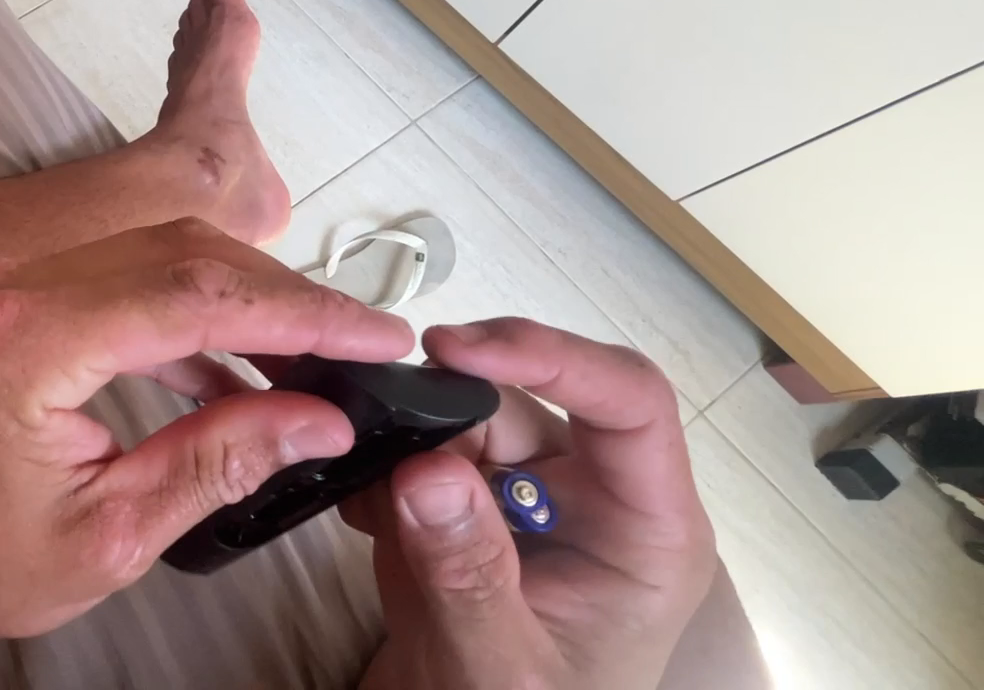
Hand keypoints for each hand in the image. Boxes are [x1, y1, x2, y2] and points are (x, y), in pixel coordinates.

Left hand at [0, 217, 413, 650]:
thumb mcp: (113, 531)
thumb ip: (219, 461)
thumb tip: (320, 419)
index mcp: (28, 342)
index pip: (191, 295)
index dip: (296, 312)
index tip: (375, 335)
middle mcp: (18, 288)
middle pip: (181, 256)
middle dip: (282, 296)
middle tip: (358, 340)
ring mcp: (19, 284)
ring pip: (160, 255)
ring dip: (242, 299)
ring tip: (311, 355)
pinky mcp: (28, 298)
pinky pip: (129, 281)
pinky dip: (192, 315)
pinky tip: (234, 368)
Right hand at [344, 318, 717, 689]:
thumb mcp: (499, 667)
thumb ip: (468, 575)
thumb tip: (427, 468)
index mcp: (642, 523)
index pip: (628, 400)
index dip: (548, 356)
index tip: (450, 350)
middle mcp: (587, 483)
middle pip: (515, 397)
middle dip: (440, 418)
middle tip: (378, 459)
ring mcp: (522, 477)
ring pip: (455, 411)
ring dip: (400, 447)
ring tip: (371, 517)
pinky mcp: (468, 478)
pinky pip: (416, 433)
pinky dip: (379, 461)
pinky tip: (367, 519)